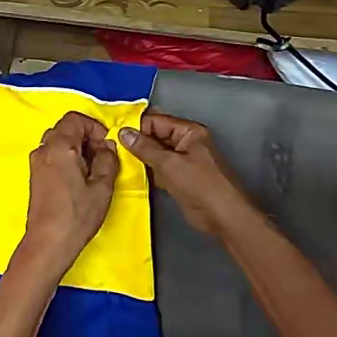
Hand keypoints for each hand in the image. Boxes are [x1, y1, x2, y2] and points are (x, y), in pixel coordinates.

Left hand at [21, 111, 118, 274]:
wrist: (48, 244)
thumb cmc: (77, 215)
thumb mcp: (103, 186)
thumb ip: (107, 159)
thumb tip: (107, 147)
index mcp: (60, 147)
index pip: (76, 119)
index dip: (95, 127)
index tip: (106, 145)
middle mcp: (43, 150)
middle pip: (66, 129)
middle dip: (86, 138)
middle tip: (102, 157)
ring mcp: (37, 164)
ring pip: (59, 143)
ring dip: (77, 149)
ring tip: (92, 170)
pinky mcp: (36, 178)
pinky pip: (53, 156)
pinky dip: (67, 160)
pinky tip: (79, 181)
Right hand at [119, 112, 258, 236]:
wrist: (222, 215)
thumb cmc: (202, 186)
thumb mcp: (170, 164)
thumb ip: (146, 148)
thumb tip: (126, 133)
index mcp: (189, 132)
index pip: (158, 121)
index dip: (138, 127)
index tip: (116, 135)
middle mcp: (187, 142)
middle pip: (156, 136)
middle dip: (137, 142)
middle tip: (114, 148)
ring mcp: (184, 160)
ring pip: (157, 153)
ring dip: (141, 158)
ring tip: (119, 161)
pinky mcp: (180, 177)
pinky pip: (160, 168)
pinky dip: (149, 171)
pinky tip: (133, 175)